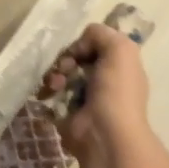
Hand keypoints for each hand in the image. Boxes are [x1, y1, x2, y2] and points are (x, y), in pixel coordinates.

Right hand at [39, 22, 150, 160]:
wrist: (105, 134)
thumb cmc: (116, 91)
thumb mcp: (120, 50)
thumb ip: (101, 34)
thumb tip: (80, 45)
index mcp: (120, 66)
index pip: (96, 45)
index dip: (85, 44)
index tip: (81, 51)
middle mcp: (104, 80)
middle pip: (77, 58)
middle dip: (66, 59)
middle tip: (66, 68)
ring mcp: (85, 97)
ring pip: (62, 74)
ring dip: (55, 74)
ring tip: (55, 83)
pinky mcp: (67, 111)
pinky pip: (52, 92)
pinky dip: (48, 90)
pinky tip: (49, 93)